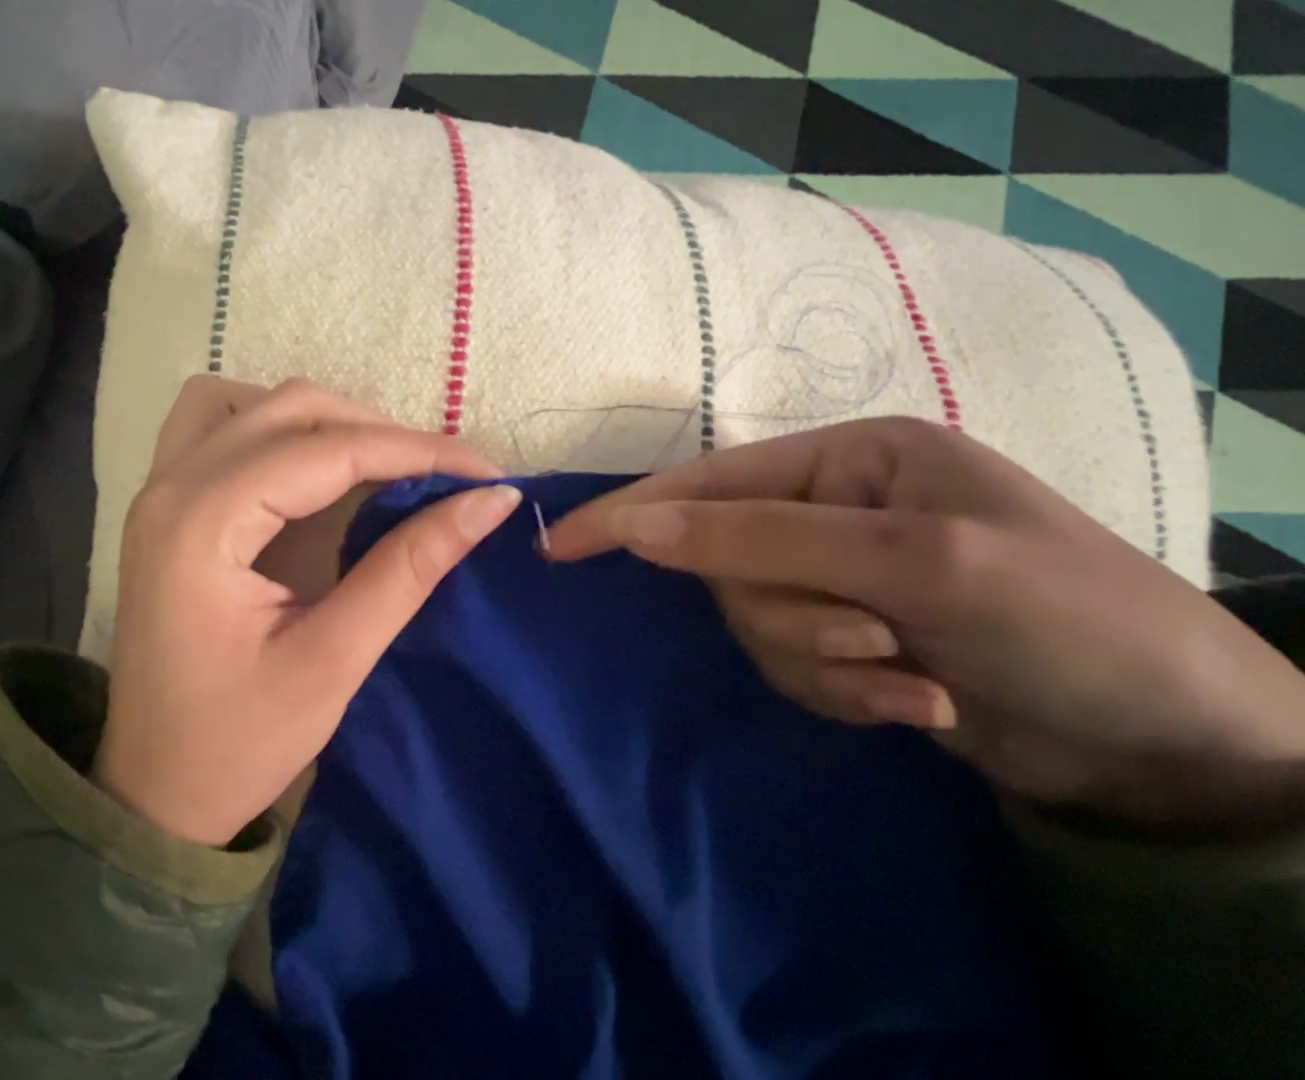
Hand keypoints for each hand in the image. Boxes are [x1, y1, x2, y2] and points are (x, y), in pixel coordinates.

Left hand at [92, 377, 521, 845]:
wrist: (155, 791)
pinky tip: (310, 470)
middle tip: (443, 477)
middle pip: (286, 410)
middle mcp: (168, 488)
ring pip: (245, 405)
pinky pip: (215, 430)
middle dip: (375, 431)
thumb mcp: (333, 660)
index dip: (415, 452)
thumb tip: (489, 502)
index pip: (325, 452)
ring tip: (380, 465)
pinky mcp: (162, 510)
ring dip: (320, 421)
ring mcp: (156, 494)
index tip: (486, 471)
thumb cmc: (239, 743)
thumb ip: (408, 570)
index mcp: (200, 525)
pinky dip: (272, 431)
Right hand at [547, 417, 1304, 832]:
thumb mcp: (913, 564)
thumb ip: (764, 540)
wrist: (1170, 743)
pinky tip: (920, 706)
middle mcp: (839, 509)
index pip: (710, 482)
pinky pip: (793, 666)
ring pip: (757, 624)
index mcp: (855, 458)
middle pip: (731, 566)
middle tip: (873, 643)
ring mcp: (845, 578)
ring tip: (910, 680)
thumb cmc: (1063, 617)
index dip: (633, 514)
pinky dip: (846, 694)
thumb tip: (637, 528)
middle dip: (791, 618)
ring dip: (823, 664)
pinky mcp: (855, 640)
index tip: (558, 547)